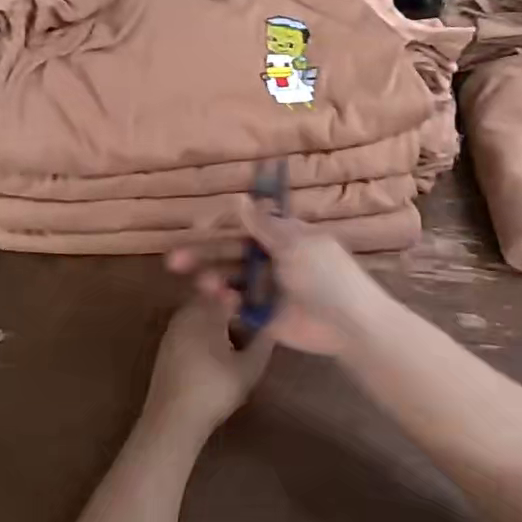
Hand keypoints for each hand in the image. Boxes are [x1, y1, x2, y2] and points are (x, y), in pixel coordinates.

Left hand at [142, 295, 272, 437]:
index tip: (262, 309)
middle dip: (233, 307)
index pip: (230, 290)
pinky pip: (191, 327)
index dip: (249, 296)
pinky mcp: (166, 347)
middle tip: (252, 324)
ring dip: (219, 320)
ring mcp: (173, 329)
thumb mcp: (250, 367)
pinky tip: (216, 354)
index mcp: (206, 311)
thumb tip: (272, 323)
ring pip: (201, 312)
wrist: (172, 421)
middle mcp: (187, 313)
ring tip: (237, 341)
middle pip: (214, 298)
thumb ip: (264, 340)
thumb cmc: (215, 390)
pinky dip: (206, 332)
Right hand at [164, 200, 396, 356]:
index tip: (198, 225)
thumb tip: (239, 198)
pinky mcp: (263, 315)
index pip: (246, 223)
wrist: (347, 323)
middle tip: (174, 259)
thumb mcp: (294, 244)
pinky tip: (221, 300)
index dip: (221, 222)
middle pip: (231, 251)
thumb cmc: (325, 275)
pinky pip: (238, 305)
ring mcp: (266, 288)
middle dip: (204, 252)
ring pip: (230, 278)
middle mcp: (272, 259)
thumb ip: (263, 225)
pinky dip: (226, 301)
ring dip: (211, 277)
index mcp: (283, 236)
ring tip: (201, 283)